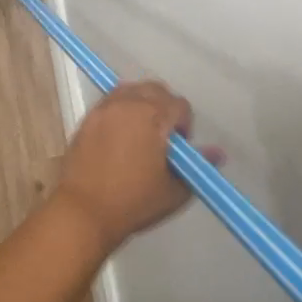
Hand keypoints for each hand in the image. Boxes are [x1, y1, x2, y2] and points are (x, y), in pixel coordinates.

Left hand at [52, 81, 224, 248]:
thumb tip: (218, 153)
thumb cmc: (133, 202)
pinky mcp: (86, 120)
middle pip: (154, 90)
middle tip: (163, 138)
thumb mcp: (174, 190)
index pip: (179, 105)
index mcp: (152, 116)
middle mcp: (127, 104)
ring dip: (141, 104)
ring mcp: (103, 109)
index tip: (179, 148)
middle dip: (164, 108)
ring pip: (129, 91)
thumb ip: (198, 167)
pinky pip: (109, 102)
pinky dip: (120, 110)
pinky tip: (120, 137)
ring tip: (141, 134)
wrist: (83, 210)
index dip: (184, 125)